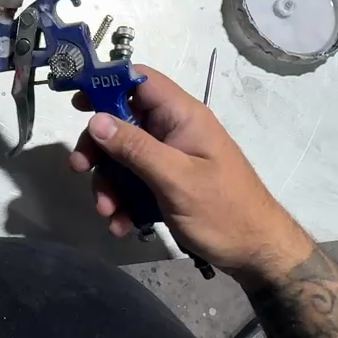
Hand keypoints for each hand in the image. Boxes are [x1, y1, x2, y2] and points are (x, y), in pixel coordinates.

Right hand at [69, 66, 314, 284]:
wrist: (258, 256)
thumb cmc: (224, 211)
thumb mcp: (176, 179)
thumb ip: (135, 148)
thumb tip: (95, 119)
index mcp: (182, 116)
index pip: (140, 81)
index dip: (107, 83)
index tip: (79, 101)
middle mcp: (173, 130)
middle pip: (122, 122)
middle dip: (99, 147)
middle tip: (79, 167)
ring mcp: (170, 157)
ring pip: (123, 156)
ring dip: (108, 182)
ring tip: (106, 211)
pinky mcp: (166, 183)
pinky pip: (133, 182)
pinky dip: (122, 201)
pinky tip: (121, 224)